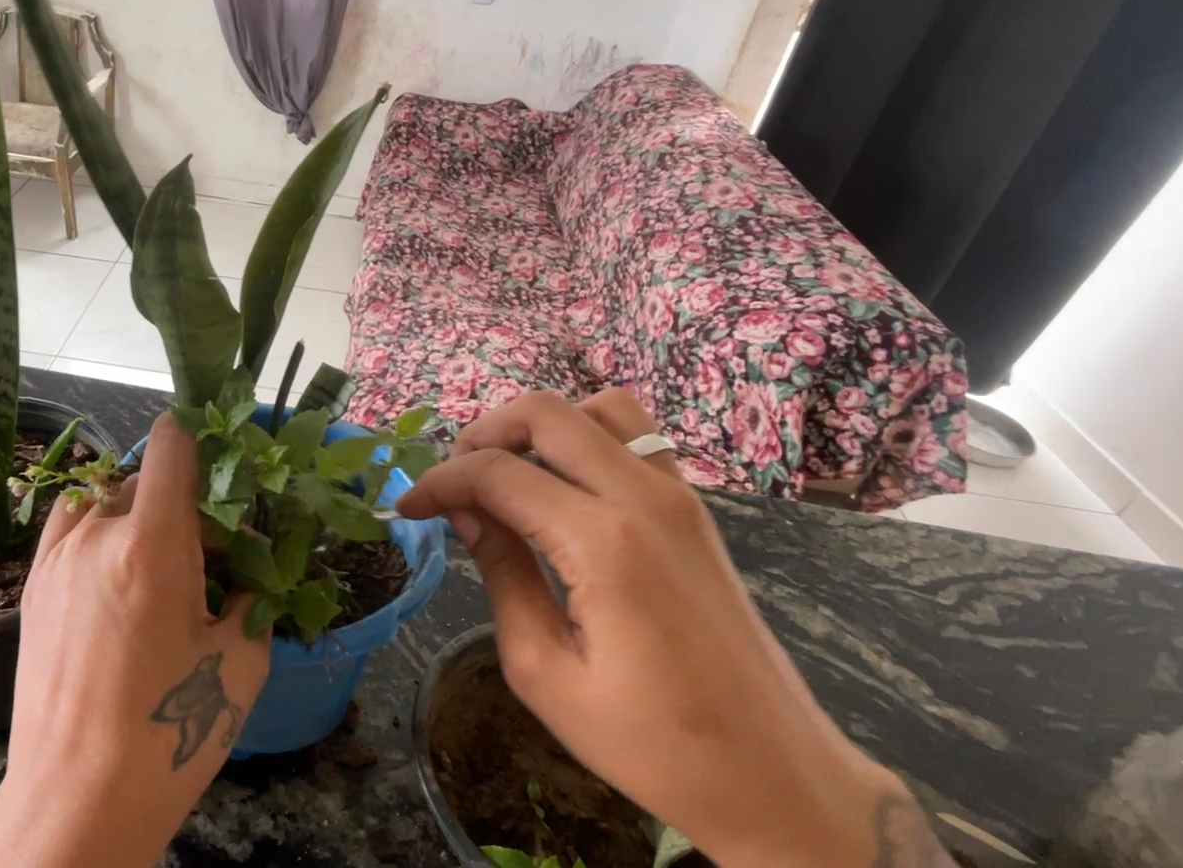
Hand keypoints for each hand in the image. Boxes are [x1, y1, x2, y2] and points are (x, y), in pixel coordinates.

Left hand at [0, 412, 271, 867]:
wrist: (72, 801)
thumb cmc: (166, 735)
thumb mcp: (240, 663)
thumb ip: (253, 593)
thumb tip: (253, 563)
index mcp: (151, 544)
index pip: (171, 443)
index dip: (202, 433)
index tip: (227, 451)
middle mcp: (97, 534)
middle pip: (147, 476)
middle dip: (186, 495)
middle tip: (213, 545)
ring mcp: (56, 557)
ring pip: (107, 498)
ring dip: (140, 511)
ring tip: (162, 561)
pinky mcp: (33, 584)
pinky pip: (72, 526)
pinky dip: (101, 527)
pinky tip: (119, 571)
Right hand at [397, 389, 948, 867]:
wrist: (774, 774)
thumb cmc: (651, 743)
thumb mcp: (545, 672)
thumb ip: (502, 574)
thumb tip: (466, 515)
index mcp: (602, 542)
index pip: (498, 474)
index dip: (441, 483)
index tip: (408, 508)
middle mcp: (643, 497)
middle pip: (545, 413)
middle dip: (483, 435)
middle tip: (453, 483)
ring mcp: (678, 495)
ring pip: (597, 408)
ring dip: (539, 426)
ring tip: (507, 473)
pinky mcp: (694, 508)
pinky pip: (634, 435)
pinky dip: (584, 437)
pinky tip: (560, 485)